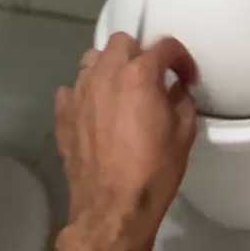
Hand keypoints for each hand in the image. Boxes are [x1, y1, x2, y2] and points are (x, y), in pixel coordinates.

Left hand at [54, 33, 199, 250]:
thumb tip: (176, 90)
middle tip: (152, 77)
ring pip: (92, 59)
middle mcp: (106, 75)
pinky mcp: (63, 113)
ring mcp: (79, 92)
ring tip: (122, 88)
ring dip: (110, 67)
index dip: (181, 58)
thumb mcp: (183, 135)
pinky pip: (72, 88)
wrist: (112, 208)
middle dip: (140, 53)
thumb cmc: (154, 172)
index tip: (186, 76)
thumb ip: (182, 102)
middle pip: (122, 42)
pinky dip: (87, 92)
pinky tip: (97, 109)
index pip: (164, 46)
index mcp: (140, 76)